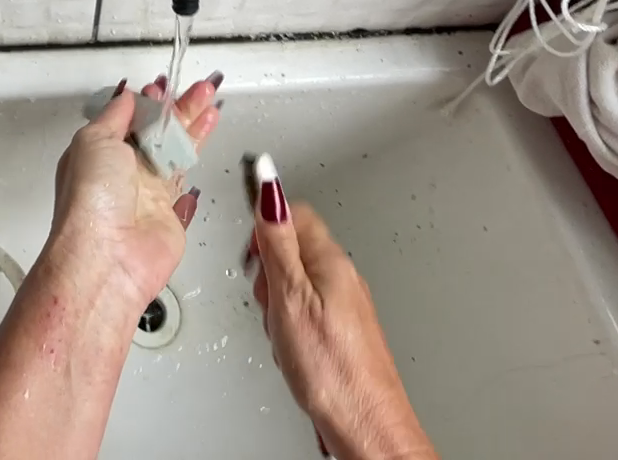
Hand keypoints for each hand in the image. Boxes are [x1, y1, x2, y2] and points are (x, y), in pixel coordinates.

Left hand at [40, 77, 220, 315]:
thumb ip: (115, 115)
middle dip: (181, 108)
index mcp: (100, 150)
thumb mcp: (94, 140)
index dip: (148, 101)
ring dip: (193, 126)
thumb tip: (125, 95)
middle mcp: (123, 170)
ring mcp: (147, 191)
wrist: (108, 258)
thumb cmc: (91, 201)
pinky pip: (185, 179)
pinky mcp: (170, 212)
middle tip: (202, 89)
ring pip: (175, 149)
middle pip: (158, 131)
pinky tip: (204, 138)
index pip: (129, 118)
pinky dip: (196, 158)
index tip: (164, 85)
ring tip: (211, 102)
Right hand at [253, 163, 436, 459]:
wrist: (367, 429)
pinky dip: (289, 321)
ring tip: (279, 326)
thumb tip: (269, 188)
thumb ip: (276, 242)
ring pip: (295, 279)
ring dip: (276, 298)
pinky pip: (304, 307)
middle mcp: (342, 275)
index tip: (250, 247)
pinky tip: (290, 344)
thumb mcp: (289, 296)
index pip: (294, 210)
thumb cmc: (332, 370)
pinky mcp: (342, 329)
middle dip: (268, 267)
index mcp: (331, 260)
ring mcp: (344, 303)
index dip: (266, 222)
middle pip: (292, 245)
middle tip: (266, 295)